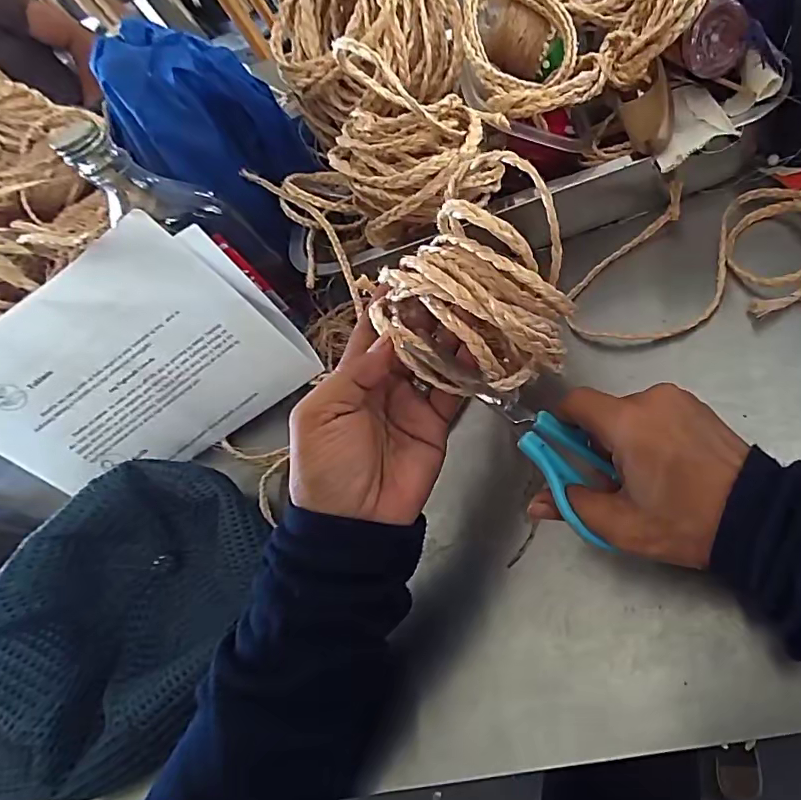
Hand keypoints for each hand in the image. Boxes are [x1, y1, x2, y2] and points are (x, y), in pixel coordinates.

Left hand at [287, 313, 461, 524]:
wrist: (355, 521)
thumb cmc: (325, 466)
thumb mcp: (322, 414)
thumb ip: (357, 373)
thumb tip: (394, 337)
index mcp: (351, 378)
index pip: (373, 334)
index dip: (388, 307)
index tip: (407, 278)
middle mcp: (385, 384)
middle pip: (410, 343)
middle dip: (428, 318)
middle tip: (449, 292)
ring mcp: (414, 403)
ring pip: (436, 363)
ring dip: (451, 340)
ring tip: (469, 314)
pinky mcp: (437, 424)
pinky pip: (455, 393)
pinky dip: (467, 373)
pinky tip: (478, 350)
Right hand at [528, 384, 749, 567]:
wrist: (756, 515)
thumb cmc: (684, 522)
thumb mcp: (622, 524)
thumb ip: (573, 506)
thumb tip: (536, 502)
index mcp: (628, 420)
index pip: (575, 403)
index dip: (560, 426)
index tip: (562, 455)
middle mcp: (652, 398)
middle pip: (604, 413)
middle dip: (595, 444)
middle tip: (609, 483)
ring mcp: (680, 400)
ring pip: (632, 415)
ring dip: (625, 441)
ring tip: (645, 480)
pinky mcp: (699, 408)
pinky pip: (659, 415)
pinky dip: (651, 435)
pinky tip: (668, 468)